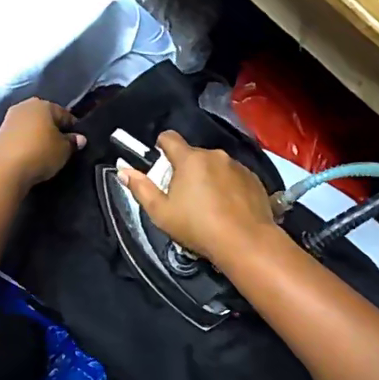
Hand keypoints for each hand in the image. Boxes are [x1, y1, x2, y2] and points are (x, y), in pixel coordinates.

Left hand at [0, 99, 83, 189]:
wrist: (4, 169)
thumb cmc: (40, 153)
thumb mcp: (63, 150)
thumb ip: (72, 142)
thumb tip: (79, 139)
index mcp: (43, 104)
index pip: (64, 114)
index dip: (73, 127)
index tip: (77, 141)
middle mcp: (25, 106)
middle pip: (45, 117)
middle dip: (54, 129)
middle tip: (61, 146)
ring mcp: (10, 119)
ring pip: (31, 126)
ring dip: (39, 136)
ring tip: (46, 152)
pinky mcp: (0, 134)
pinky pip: (20, 136)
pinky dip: (27, 142)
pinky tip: (31, 154)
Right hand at [120, 132, 279, 262]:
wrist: (245, 242)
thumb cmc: (197, 227)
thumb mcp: (161, 213)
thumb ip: (141, 188)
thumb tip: (123, 170)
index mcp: (190, 159)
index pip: (169, 138)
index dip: (161, 146)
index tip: (160, 163)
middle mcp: (215, 155)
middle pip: (193, 156)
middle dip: (186, 170)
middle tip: (183, 197)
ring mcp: (238, 166)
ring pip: (216, 166)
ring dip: (209, 178)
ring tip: (209, 206)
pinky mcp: (255, 180)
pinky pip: (235, 177)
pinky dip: (229, 187)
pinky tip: (228, 209)